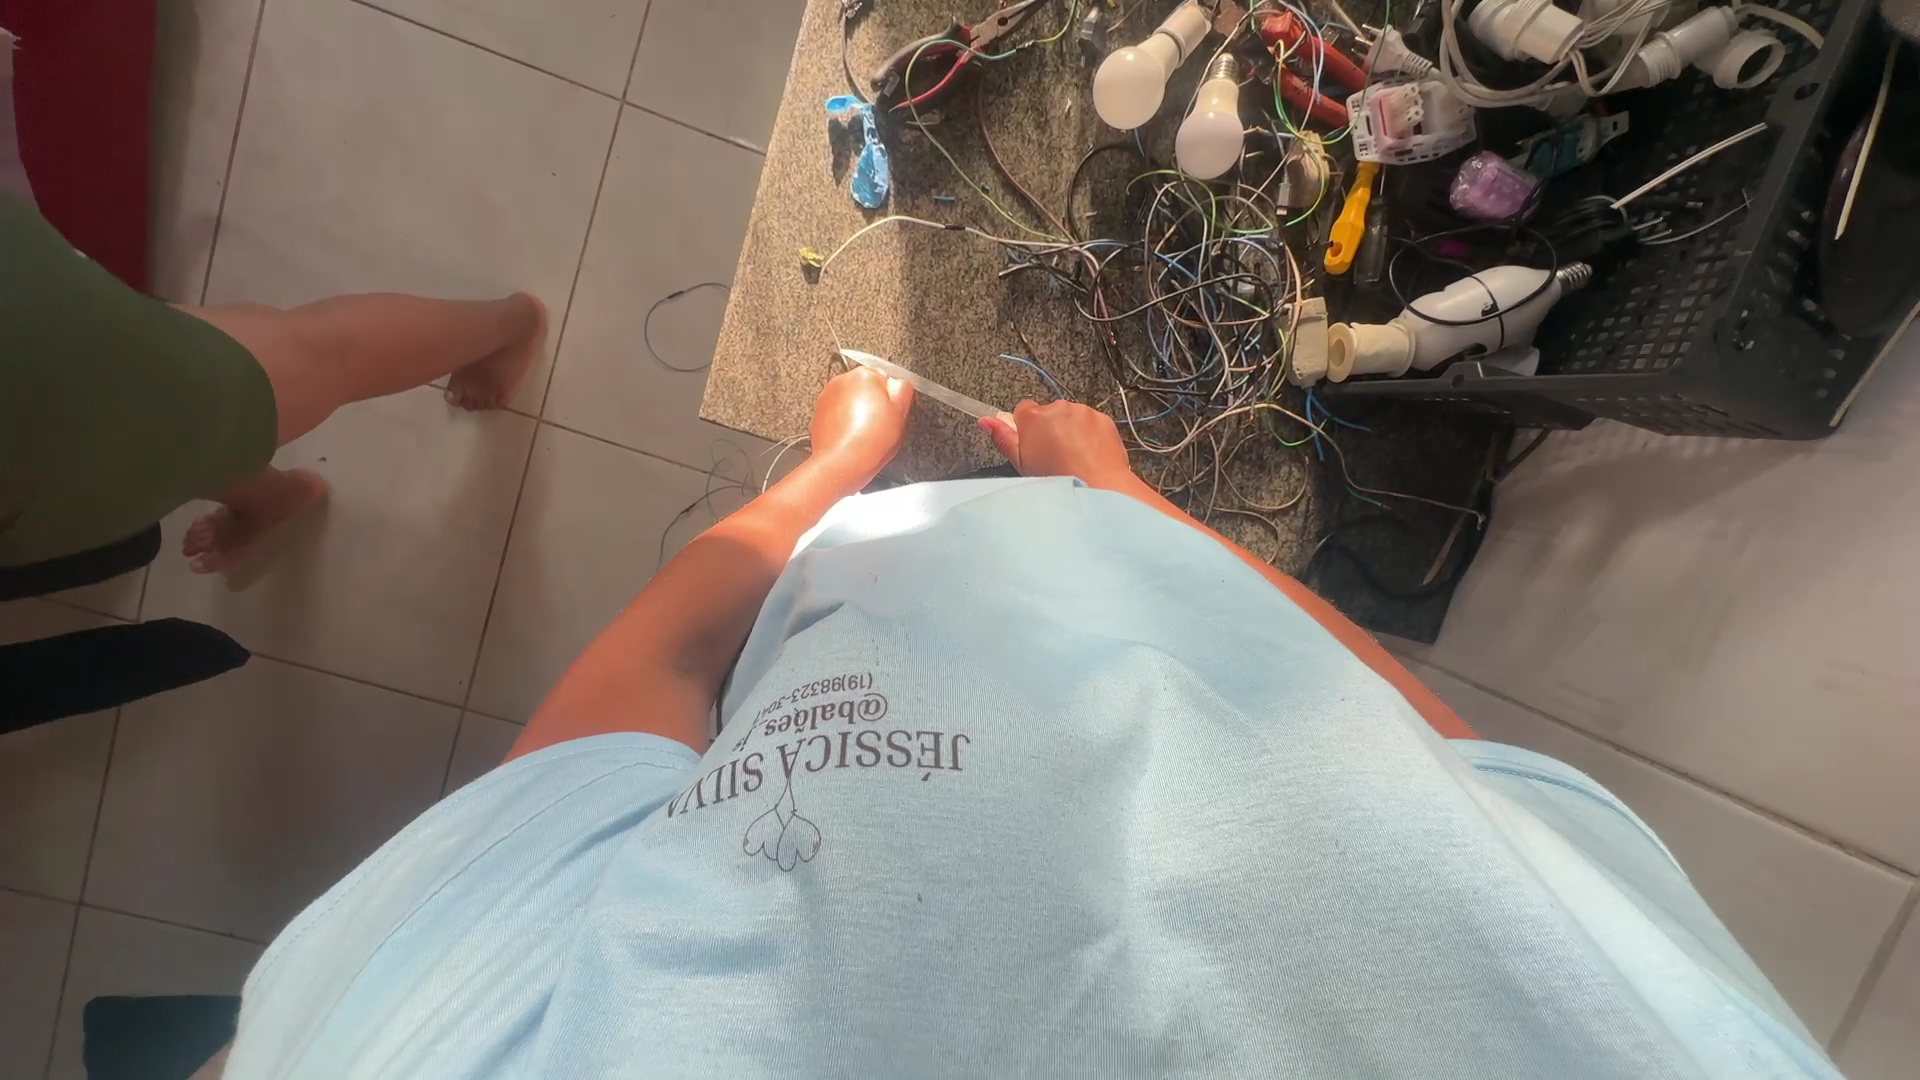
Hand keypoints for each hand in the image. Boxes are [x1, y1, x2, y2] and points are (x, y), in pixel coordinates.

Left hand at [809, 366, 913, 483]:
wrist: (841, 464)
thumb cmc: (870, 441)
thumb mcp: (901, 413)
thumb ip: (903, 390)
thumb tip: (900, 384)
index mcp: (865, 375)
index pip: (886, 378)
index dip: (892, 398)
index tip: (893, 413)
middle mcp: (843, 381)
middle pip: (866, 388)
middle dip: (874, 404)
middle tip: (881, 425)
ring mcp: (828, 397)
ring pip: (851, 401)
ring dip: (858, 413)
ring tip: (866, 434)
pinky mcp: (820, 413)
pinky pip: (838, 414)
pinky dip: (845, 423)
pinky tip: (853, 438)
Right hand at [979, 400, 1134, 487]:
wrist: (1098, 486)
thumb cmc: (1057, 479)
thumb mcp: (1021, 463)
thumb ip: (1003, 438)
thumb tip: (986, 421)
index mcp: (1035, 418)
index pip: (1023, 410)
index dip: (1026, 428)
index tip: (1032, 445)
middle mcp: (1059, 408)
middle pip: (1049, 413)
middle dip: (1050, 430)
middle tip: (1052, 456)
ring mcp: (1083, 412)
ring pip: (1071, 417)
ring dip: (1070, 431)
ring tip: (1072, 458)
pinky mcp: (1102, 419)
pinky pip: (1091, 423)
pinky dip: (1089, 435)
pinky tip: (1087, 455)